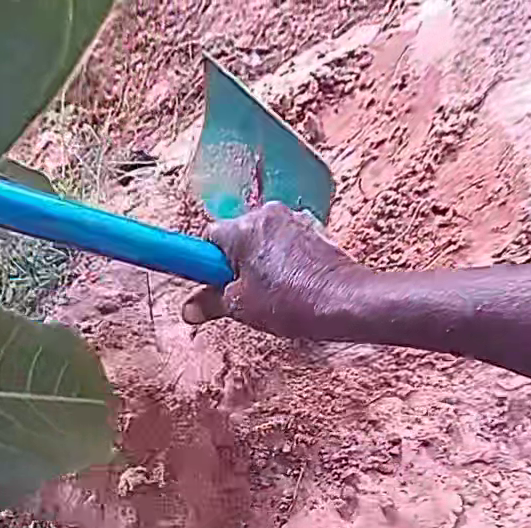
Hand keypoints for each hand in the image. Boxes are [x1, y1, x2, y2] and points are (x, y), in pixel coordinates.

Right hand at [181, 202, 367, 337]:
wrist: (342, 301)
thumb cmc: (291, 303)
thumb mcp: (242, 307)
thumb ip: (211, 303)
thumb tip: (188, 310)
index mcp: (241, 229)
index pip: (207, 237)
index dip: (205, 262)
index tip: (209, 280)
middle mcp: (265, 214)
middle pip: (236, 237)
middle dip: (235, 264)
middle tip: (243, 295)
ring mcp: (291, 219)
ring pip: (261, 240)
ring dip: (259, 263)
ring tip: (271, 295)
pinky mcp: (311, 229)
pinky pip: (284, 243)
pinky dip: (282, 261)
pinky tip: (290, 286)